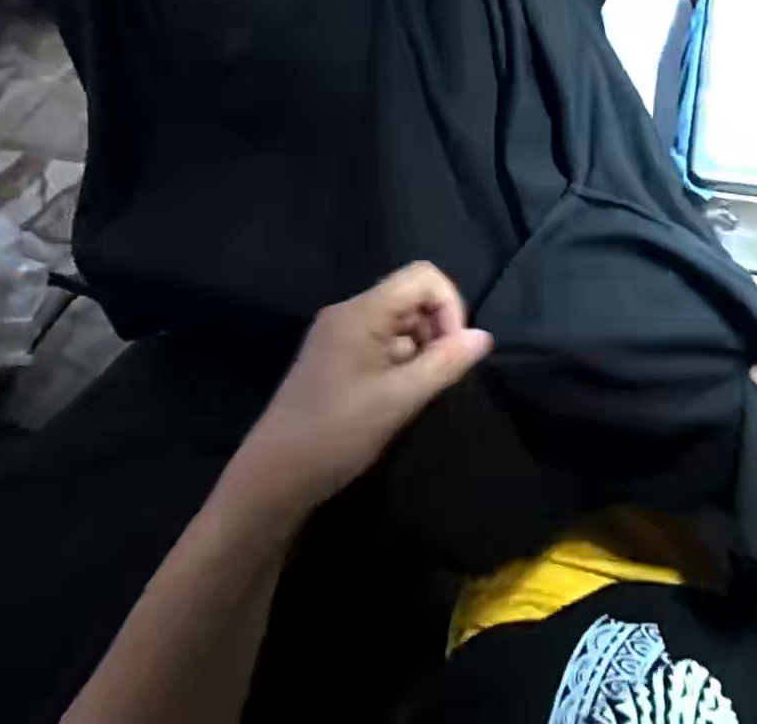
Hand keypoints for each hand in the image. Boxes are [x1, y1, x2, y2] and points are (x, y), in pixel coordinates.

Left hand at [244, 262, 492, 504]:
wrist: (272, 479)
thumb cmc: (337, 433)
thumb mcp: (400, 399)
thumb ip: (446, 363)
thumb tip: (484, 337)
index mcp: (361, 312)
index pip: (423, 277)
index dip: (450, 306)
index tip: (454, 350)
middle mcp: (350, 313)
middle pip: (412, 296)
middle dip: (437, 329)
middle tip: (438, 374)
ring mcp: (341, 334)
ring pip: (401, 321)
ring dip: (422, 348)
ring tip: (415, 390)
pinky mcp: (337, 356)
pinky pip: (383, 340)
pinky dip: (402, 360)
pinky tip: (398, 396)